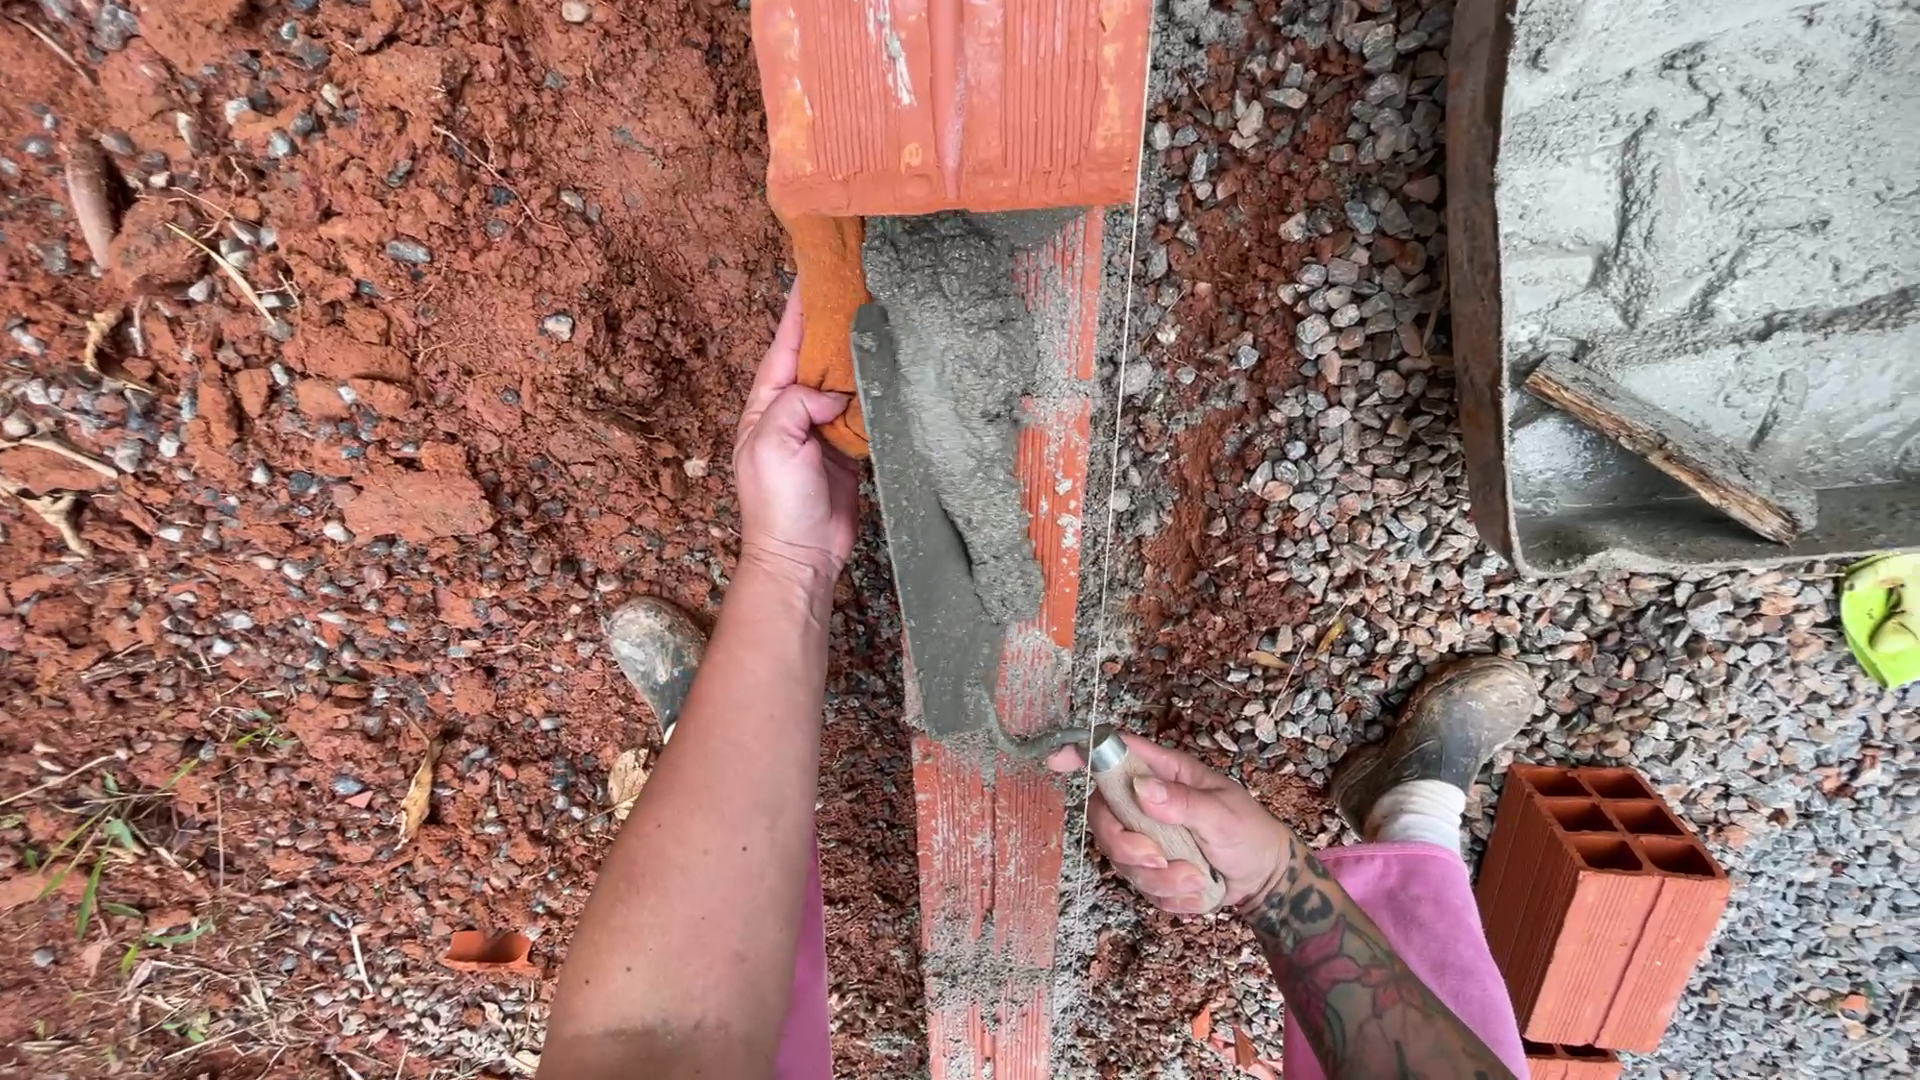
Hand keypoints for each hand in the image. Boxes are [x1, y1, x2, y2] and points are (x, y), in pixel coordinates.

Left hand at [734, 285, 859, 584]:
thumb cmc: (777, 503)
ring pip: (843, 382)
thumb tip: (834, 392)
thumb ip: (797, 404)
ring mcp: (822, 429)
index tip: (813, 273)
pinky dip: (875, 391)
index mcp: (767, 404)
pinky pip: (863, 412)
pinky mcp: (849, 448)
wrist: (802, 553)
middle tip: (855, 286)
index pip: (784, 345)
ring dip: (857, 354)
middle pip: (816, 358)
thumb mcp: (772, 444)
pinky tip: (890, 367)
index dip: (798, 310)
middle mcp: (794, 410)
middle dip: (832, 324)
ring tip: (877, 316)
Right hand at [1049, 734, 1295, 914]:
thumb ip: (1184, 803)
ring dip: (1157, 877)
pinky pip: (1139, 885)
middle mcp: (1144, 801)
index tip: (1057, 762)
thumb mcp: (1224, 814)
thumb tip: (1143, 790)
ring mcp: (1144, 835)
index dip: (1083, 752)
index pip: (1115, 753)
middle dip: (1124, 844)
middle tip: (1157, 861)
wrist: (1266, 880)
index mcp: (1162, 773)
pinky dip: (1168, 896)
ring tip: (1196, 879)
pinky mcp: (1150, 868)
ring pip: (1119, 855)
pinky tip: (1196, 891)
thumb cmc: (1250, 832)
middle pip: (1102, 814)